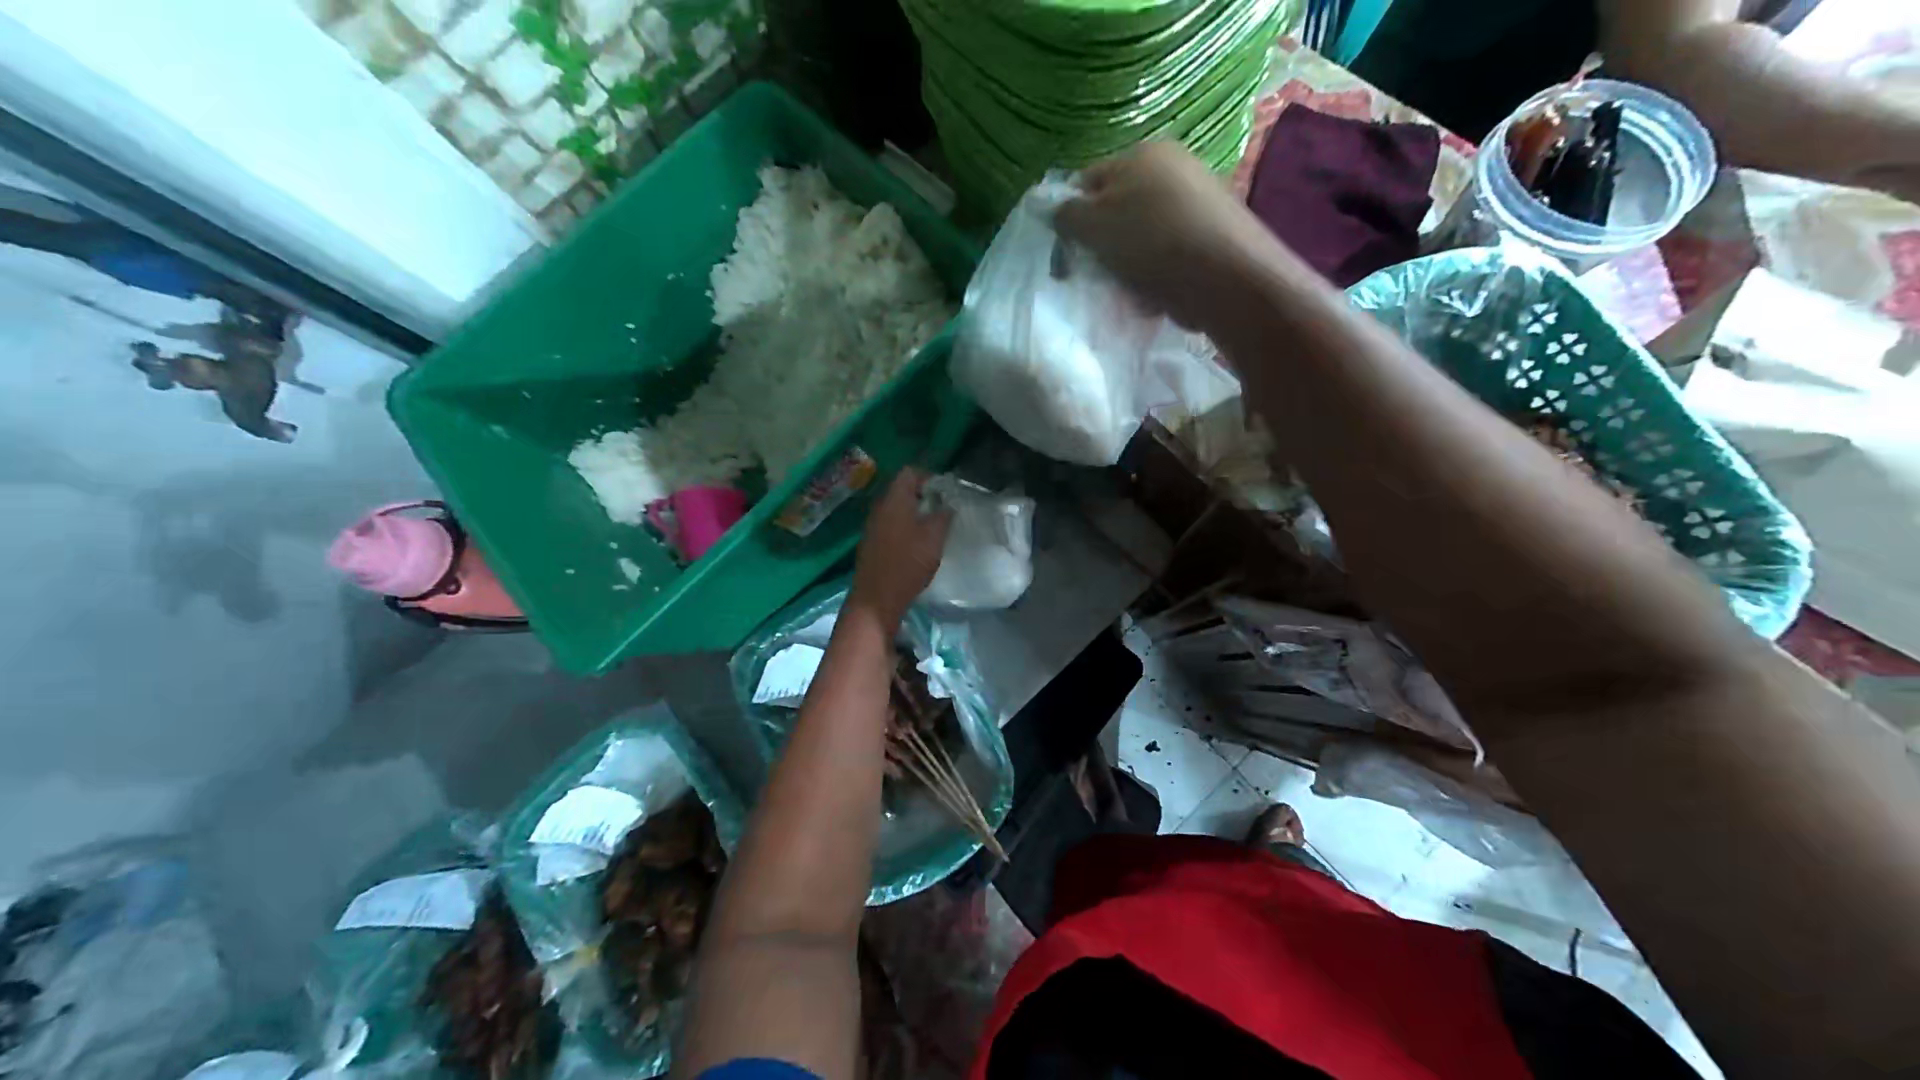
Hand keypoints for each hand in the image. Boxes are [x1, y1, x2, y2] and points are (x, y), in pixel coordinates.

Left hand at [849, 468, 950, 625]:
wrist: (877, 597)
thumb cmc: (908, 562)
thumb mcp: (934, 537)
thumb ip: (943, 515)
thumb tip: (947, 505)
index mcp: (894, 499)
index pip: (909, 472)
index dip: (928, 477)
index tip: (944, 493)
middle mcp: (879, 507)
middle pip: (900, 490)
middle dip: (922, 496)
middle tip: (941, 510)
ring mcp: (871, 525)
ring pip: (894, 509)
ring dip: (912, 513)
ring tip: (931, 528)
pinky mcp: (870, 543)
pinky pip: (888, 525)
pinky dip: (903, 527)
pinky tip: (915, 544)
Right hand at [1055, 142, 1289, 329]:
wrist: (1227, 277)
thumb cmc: (1151, 243)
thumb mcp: (1093, 225)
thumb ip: (1064, 214)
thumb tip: (1049, 207)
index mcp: (1141, 153)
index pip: (1086, 181)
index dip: (1069, 218)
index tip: (1066, 255)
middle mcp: (1173, 166)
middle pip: (1117, 209)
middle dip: (1103, 245)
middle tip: (1097, 274)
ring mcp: (1198, 198)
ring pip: (1142, 236)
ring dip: (1128, 265)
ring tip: (1130, 290)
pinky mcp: (1213, 233)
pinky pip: (1168, 254)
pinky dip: (1157, 274)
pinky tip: (1157, 295)